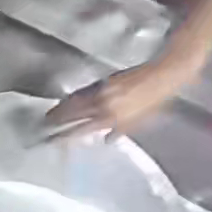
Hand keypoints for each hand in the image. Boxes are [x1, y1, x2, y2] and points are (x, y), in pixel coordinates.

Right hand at [45, 53, 201, 138]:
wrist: (170, 70)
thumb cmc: (160, 96)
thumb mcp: (144, 117)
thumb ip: (122, 129)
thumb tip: (107, 139)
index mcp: (111, 117)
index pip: (79, 130)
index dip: (63, 136)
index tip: (51, 141)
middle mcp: (102, 105)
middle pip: (69, 115)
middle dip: (54, 121)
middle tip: (42, 126)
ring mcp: (101, 92)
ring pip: (71, 103)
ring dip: (58, 109)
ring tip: (49, 115)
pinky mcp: (103, 82)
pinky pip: (80, 93)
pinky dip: (70, 98)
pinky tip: (66, 101)